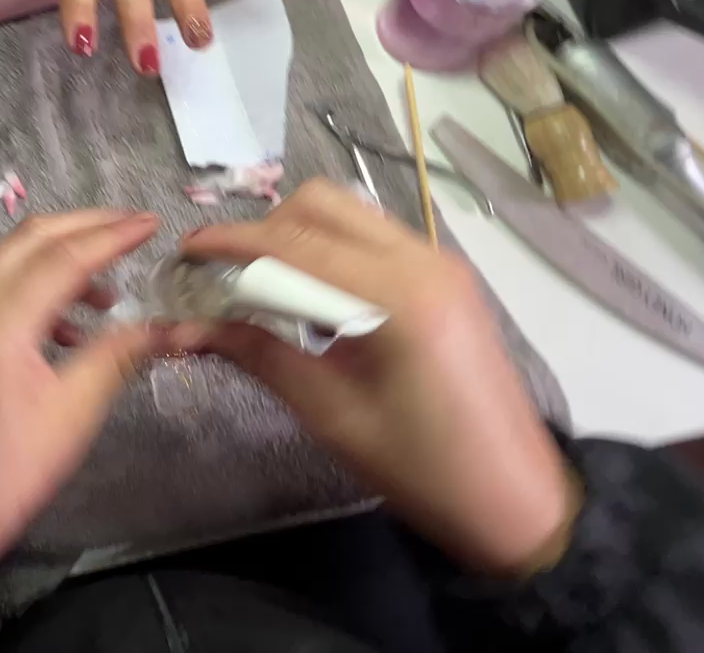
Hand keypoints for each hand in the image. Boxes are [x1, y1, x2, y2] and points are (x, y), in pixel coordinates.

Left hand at [0, 210, 184, 594]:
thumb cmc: (6, 474)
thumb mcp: (72, 415)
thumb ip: (118, 355)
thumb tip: (166, 325)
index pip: (63, 257)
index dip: (112, 236)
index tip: (152, 223)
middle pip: (31, 238)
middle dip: (86, 226)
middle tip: (132, 228)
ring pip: (12, 255)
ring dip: (61, 255)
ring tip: (108, 289)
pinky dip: (36, 284)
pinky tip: (69, 322)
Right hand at [183, 180, 578, 575]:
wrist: (519, 501)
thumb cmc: (422, 468)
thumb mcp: (330, 412)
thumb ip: (256, 353)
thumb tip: (184, 328)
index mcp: (398, 295)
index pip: (294, 241)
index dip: (231, 241)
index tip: (187, 251)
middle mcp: (421, 259)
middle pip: (320, 203)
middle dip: (263, 227)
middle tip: (229, 271)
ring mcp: (437, 259)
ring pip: (346, 210)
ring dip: (295, 231)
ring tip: (264, 278)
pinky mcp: (441, 271)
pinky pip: (368, 233)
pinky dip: (327, 245)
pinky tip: (312, 290)